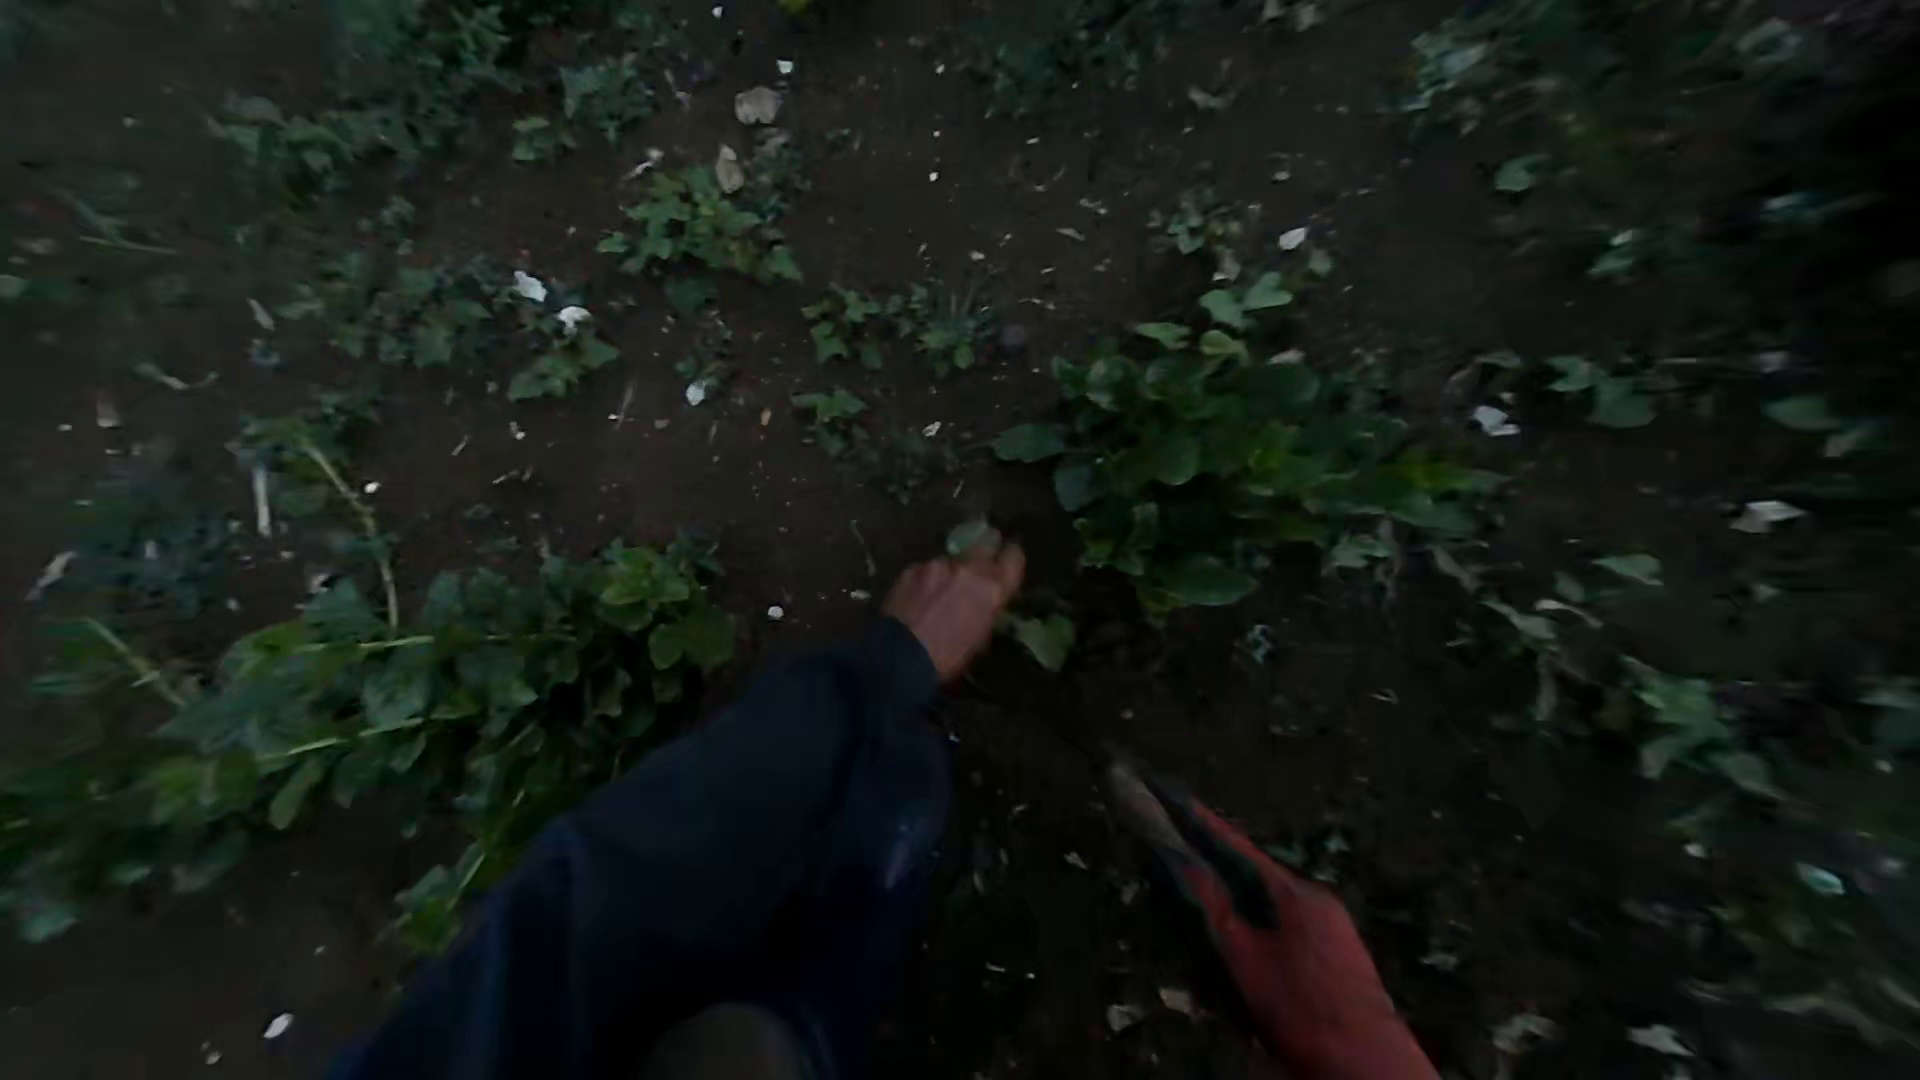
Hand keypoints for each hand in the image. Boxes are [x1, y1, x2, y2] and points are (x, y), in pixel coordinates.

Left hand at [882, 529, 1024, 681]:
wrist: (900, 657)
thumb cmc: (948, 657)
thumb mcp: (981, 636)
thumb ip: (989, 606)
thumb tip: (989, 596)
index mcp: (993, 588)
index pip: (1014, 556)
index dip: (1010, 559)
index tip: (1005, 564)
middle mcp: (970, 568)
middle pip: (986, 544)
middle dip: (984, 554)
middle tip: (975, 572)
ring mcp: (939, 564)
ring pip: (953, 559)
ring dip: (951, 571)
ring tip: (939, 593)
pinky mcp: (914, 567)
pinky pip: (928, 568)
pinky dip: (927, 579)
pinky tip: (918, 597)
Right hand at [1108, 762, 1438, 1079]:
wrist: (1375, 1072)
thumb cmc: (1302, 1012)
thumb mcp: (1245, 959)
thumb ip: (1213, 906)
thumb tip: (1181, 861)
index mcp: (1293, 893)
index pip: (1236, 845)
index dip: (1201, 820)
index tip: (1174, 794)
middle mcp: (1316, 897)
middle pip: (1254, 868)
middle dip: (1218, 857)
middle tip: (1183, 843)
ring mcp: (1333, 924)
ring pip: (1271, 895)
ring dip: (1239, 889)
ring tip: (1208, 887)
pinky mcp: (1340, 949)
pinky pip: (1288, 916)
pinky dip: (1259, 911)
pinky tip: (1247, 929)